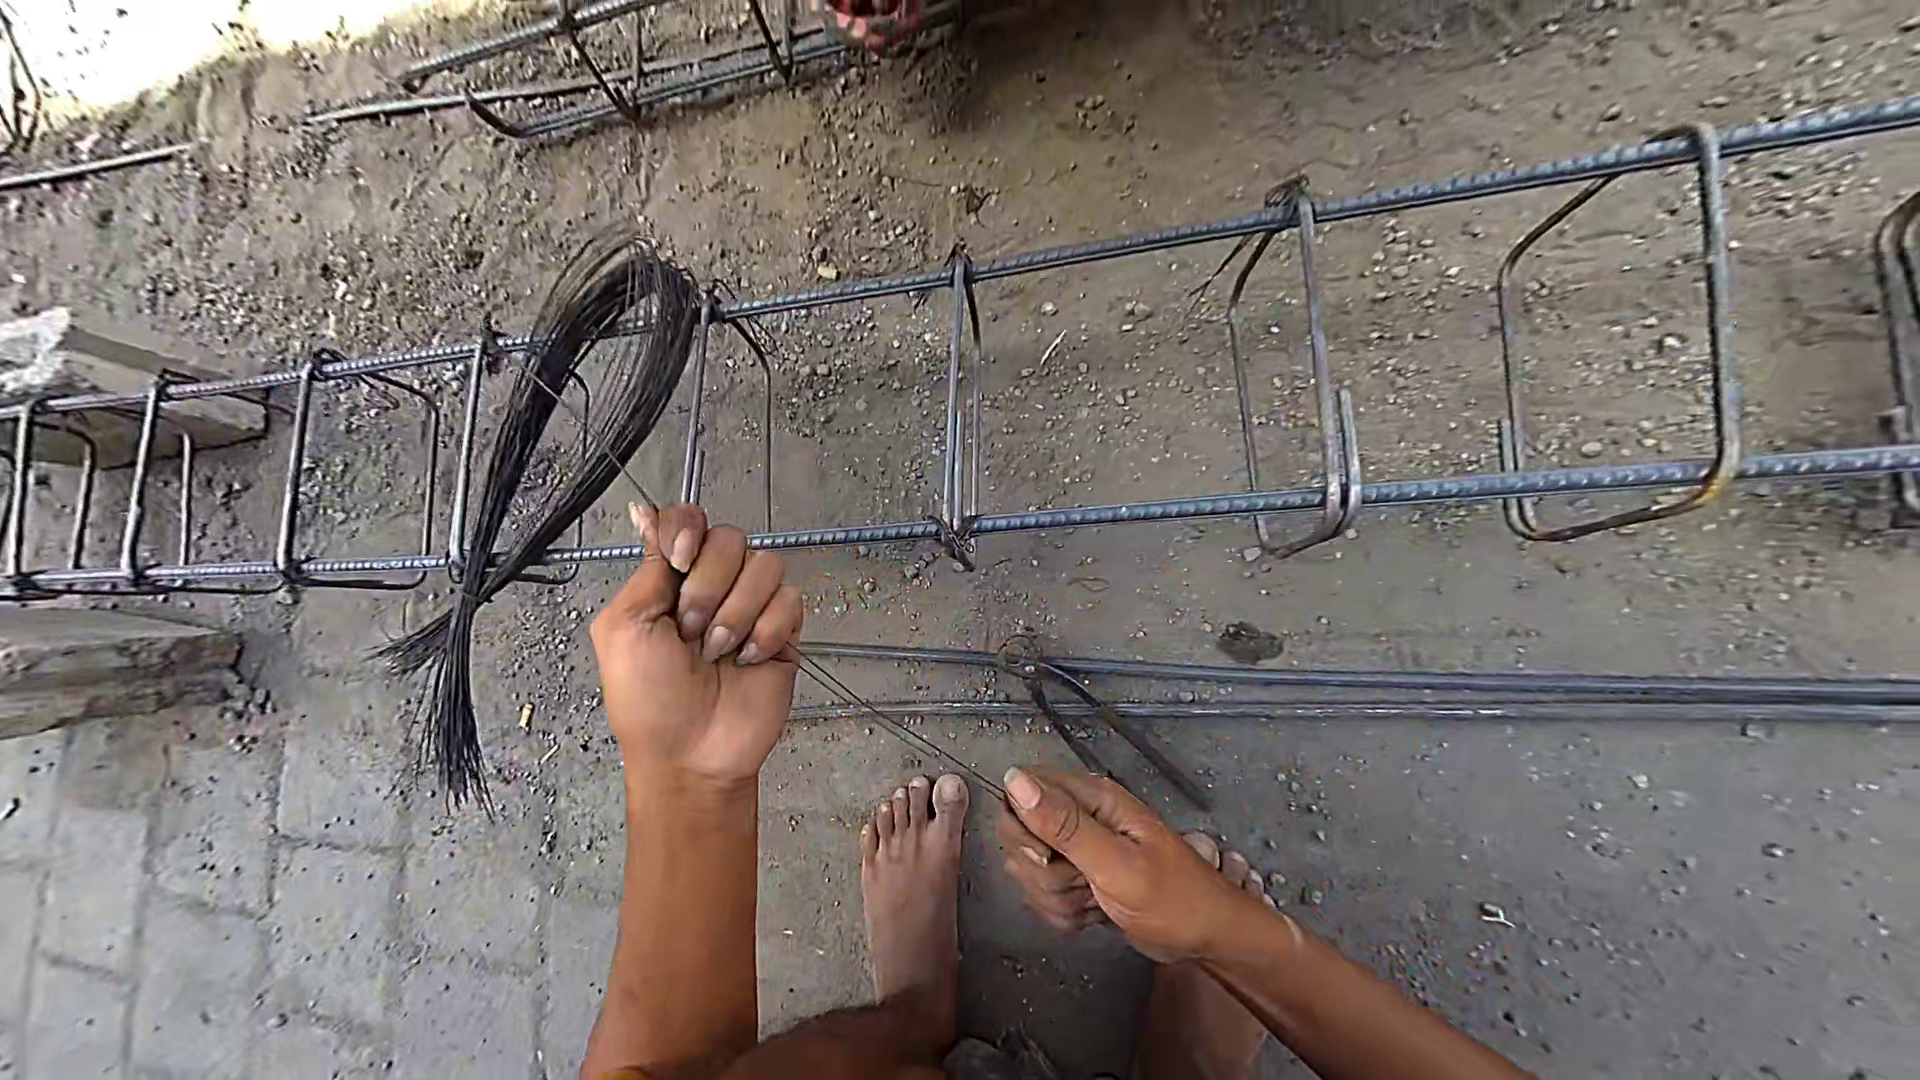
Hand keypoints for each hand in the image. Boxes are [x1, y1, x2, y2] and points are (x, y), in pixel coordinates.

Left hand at [589, 503, 803, 787]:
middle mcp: (715, 584)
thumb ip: (646, 567)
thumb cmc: (648, 698)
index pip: (691, 519)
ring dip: (736, 613)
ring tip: (719, 652)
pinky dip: (767, 631)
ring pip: (766, 565)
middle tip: (690, 632)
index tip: (679, 561)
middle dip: (707, 587)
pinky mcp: (785, 627)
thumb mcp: (624, 628)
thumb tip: (644, 510)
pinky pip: (790, 600)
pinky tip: (750, 659)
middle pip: (731, 538)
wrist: (693, 751)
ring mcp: (753, 605)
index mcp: (673, 579)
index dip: (689, 529)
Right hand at [995, 766, 1271, 962]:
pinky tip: (1095, 913)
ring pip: (1029, 870)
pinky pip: (1042, 894)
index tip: (1044, 855)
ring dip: (1057, 897)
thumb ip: (1064, 824)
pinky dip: (1064, 912)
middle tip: (1082, 882)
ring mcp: (1074, 846)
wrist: (1208, 939)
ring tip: (1097, 900)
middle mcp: (1077, 813)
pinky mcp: (1074, 876)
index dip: (1021, 825)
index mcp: (1088, 796)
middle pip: (1018, 834)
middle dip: (1043, 871)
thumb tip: (1014, 779)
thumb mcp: (1118, 863)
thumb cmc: (1174, 898)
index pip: (1019, 790)